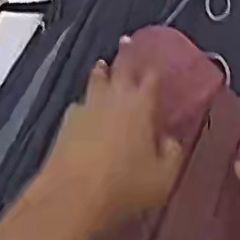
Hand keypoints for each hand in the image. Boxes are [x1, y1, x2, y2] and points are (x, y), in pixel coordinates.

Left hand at [35, 41, 184, 235]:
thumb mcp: (163, 178)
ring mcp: (88, 105)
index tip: (160, 59)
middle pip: (121, 67)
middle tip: (127, 41)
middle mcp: (115, 96)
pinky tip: (85, 110)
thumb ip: (172, 154)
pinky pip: (80, 103)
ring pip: (96, 79)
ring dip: (102, 72)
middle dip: (126, 54)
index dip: (157, 67)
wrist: (71, 198)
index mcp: (141, 104)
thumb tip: (172, 140)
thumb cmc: (123, 186)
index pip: (152, 77)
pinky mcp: (67, 121)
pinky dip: (86, 102)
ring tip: (103, 66)